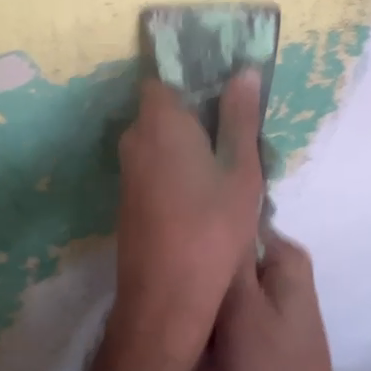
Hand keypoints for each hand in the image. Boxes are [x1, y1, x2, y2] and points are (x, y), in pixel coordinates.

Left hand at [112, 71, 265, 370]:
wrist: (165, 299)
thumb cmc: (211, 228)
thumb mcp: (240, 170)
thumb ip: (239, 118)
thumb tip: (241, 72)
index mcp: (160, 121)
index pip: (166, 78)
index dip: (194, 78)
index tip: (226, 89)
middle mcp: (136, 139)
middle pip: (166, 109)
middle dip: (200, 114)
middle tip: (241, 134)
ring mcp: (129, 171)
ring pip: (163, 141)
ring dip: (193, 146)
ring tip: (233, 168)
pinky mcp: (130, 199)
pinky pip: (158, 166)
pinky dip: (181, 169)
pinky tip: (211, 195)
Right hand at [192, 234, 356, 370]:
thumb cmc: (269, 369)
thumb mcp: (241, 306)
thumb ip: (228, 257)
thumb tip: (221, 203)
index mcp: (283, 260)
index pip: (232, 230)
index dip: (206, 253)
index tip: (191, 278)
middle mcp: (278, 280)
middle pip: (218, 278)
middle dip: (205, 316)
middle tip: (209, 341)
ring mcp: (267, 315)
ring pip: (213, 315)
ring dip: (207, 347)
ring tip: (218, 369)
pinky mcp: (256, 345)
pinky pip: (221, 343)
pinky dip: (218, 365)